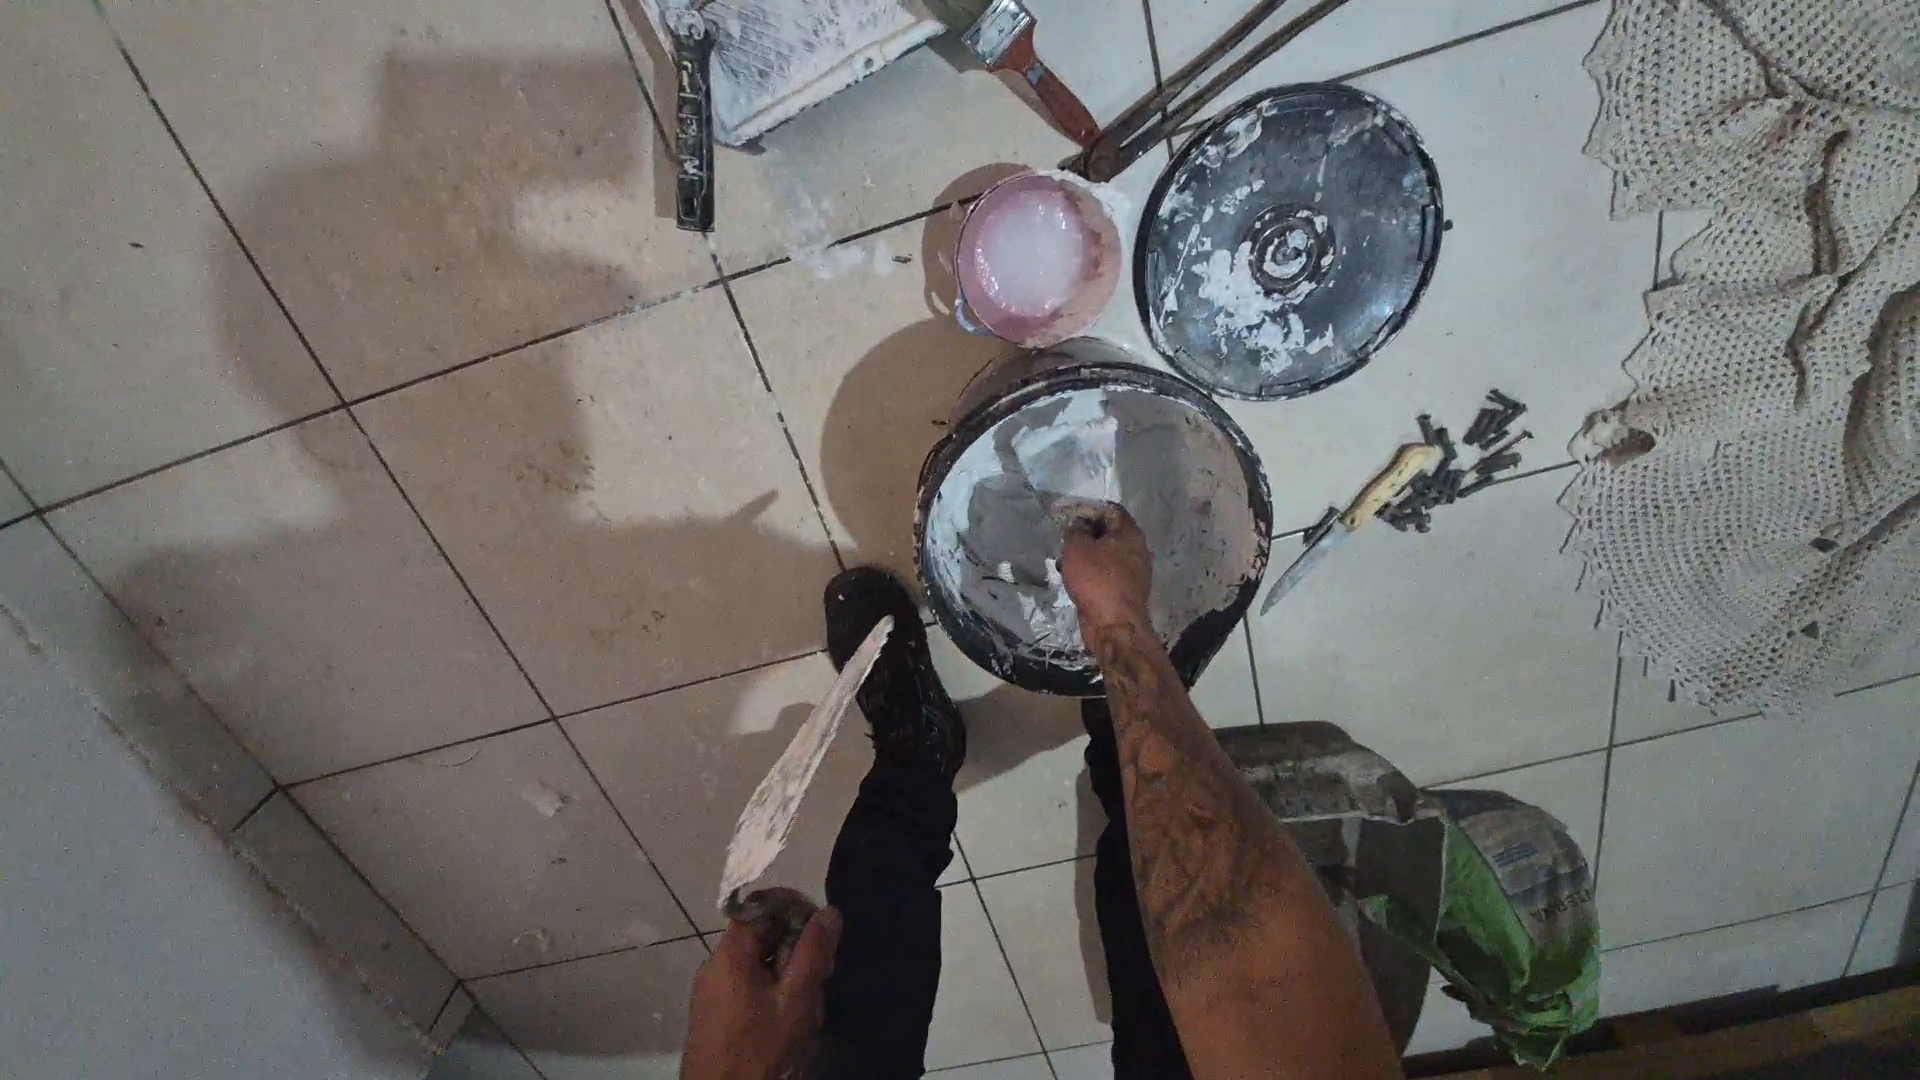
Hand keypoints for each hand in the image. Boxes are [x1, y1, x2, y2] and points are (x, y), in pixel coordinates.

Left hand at [680, 906, 841, 1079]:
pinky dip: (774, 993)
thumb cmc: (758, 1051)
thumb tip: (829, 911)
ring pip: (760, 963)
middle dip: (797, 949)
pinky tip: (791, 1021)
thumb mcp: (795, 1000)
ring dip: (789, 976)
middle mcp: (716, 964)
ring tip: (810, 1007)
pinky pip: (749, 986)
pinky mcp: (714, 1014)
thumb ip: (813, 952)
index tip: (821, 933)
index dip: (795, 910)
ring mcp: (712, 991)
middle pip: (763, 935)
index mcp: (730, 953)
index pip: (763, 905)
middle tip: (822, 977)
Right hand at [1059, 502, 1153, 640]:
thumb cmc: (1096, 580)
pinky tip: (1074, 580)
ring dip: (1085, 556)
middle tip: (1064, 539)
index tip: (1068, 516)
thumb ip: (1075, 530)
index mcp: (1130, 533)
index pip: (1110, 509)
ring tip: (1064, 561)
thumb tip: (1078, 525)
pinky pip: (1105, 574)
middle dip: (1084, 534)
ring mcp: (1132, 572)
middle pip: (1108, 533)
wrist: (1114, 625)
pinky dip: (1090, 573)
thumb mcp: (1077, 547)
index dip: (1088, 509)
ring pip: (1105, 555)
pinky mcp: (1125, 590)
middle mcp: (1136, 549)